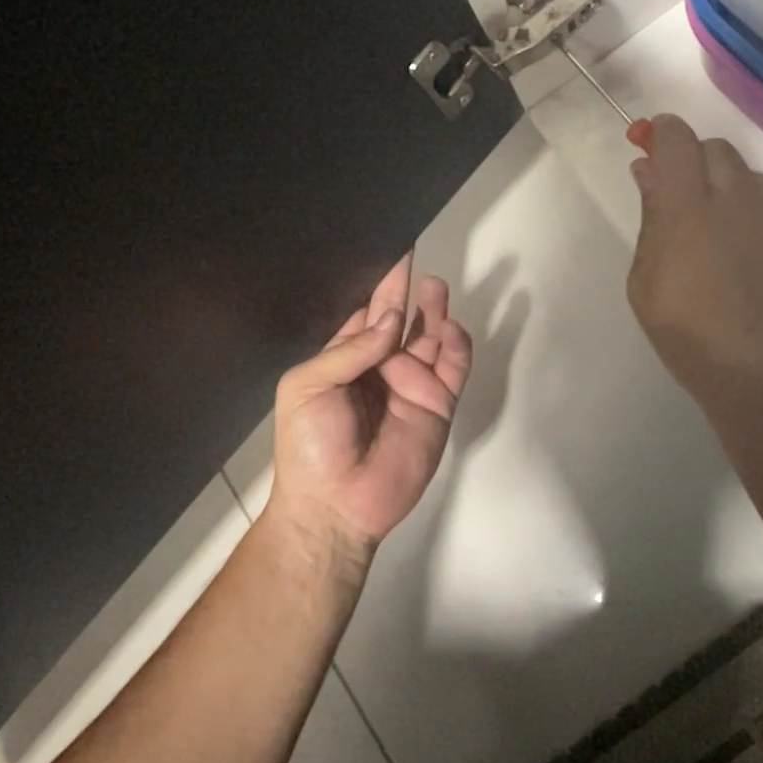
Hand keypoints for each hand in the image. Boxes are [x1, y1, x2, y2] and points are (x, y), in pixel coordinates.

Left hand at [269, 256, 470, 555]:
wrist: (336, 505)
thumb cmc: (310, 446)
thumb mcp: (306, 388)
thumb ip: (348, 351)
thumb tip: (389, 321)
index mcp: (345, 361)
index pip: (367, 315)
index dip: (381, 287)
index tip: (396, 256)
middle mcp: (381, 367)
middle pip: (403, 320)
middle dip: (410, 292)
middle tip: (419, 263)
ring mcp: (412, 385)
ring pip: (431, 338)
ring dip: (435, 312)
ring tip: (435, 287)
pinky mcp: (438, 405)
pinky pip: (452, 368)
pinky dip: (456, 346)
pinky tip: (451, 328)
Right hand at [626, 116, 762, 421]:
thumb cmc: (693, 343)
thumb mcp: (647, 286)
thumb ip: (650, 219)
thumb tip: (649, 170)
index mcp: (691, 209)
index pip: (676, 138)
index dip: (663, 137)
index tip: (658, 154)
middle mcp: (743, 198)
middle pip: (718, 151)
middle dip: (699, 167)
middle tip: (694, 210)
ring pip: (757, 178)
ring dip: (740, 195)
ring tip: (738, 244)